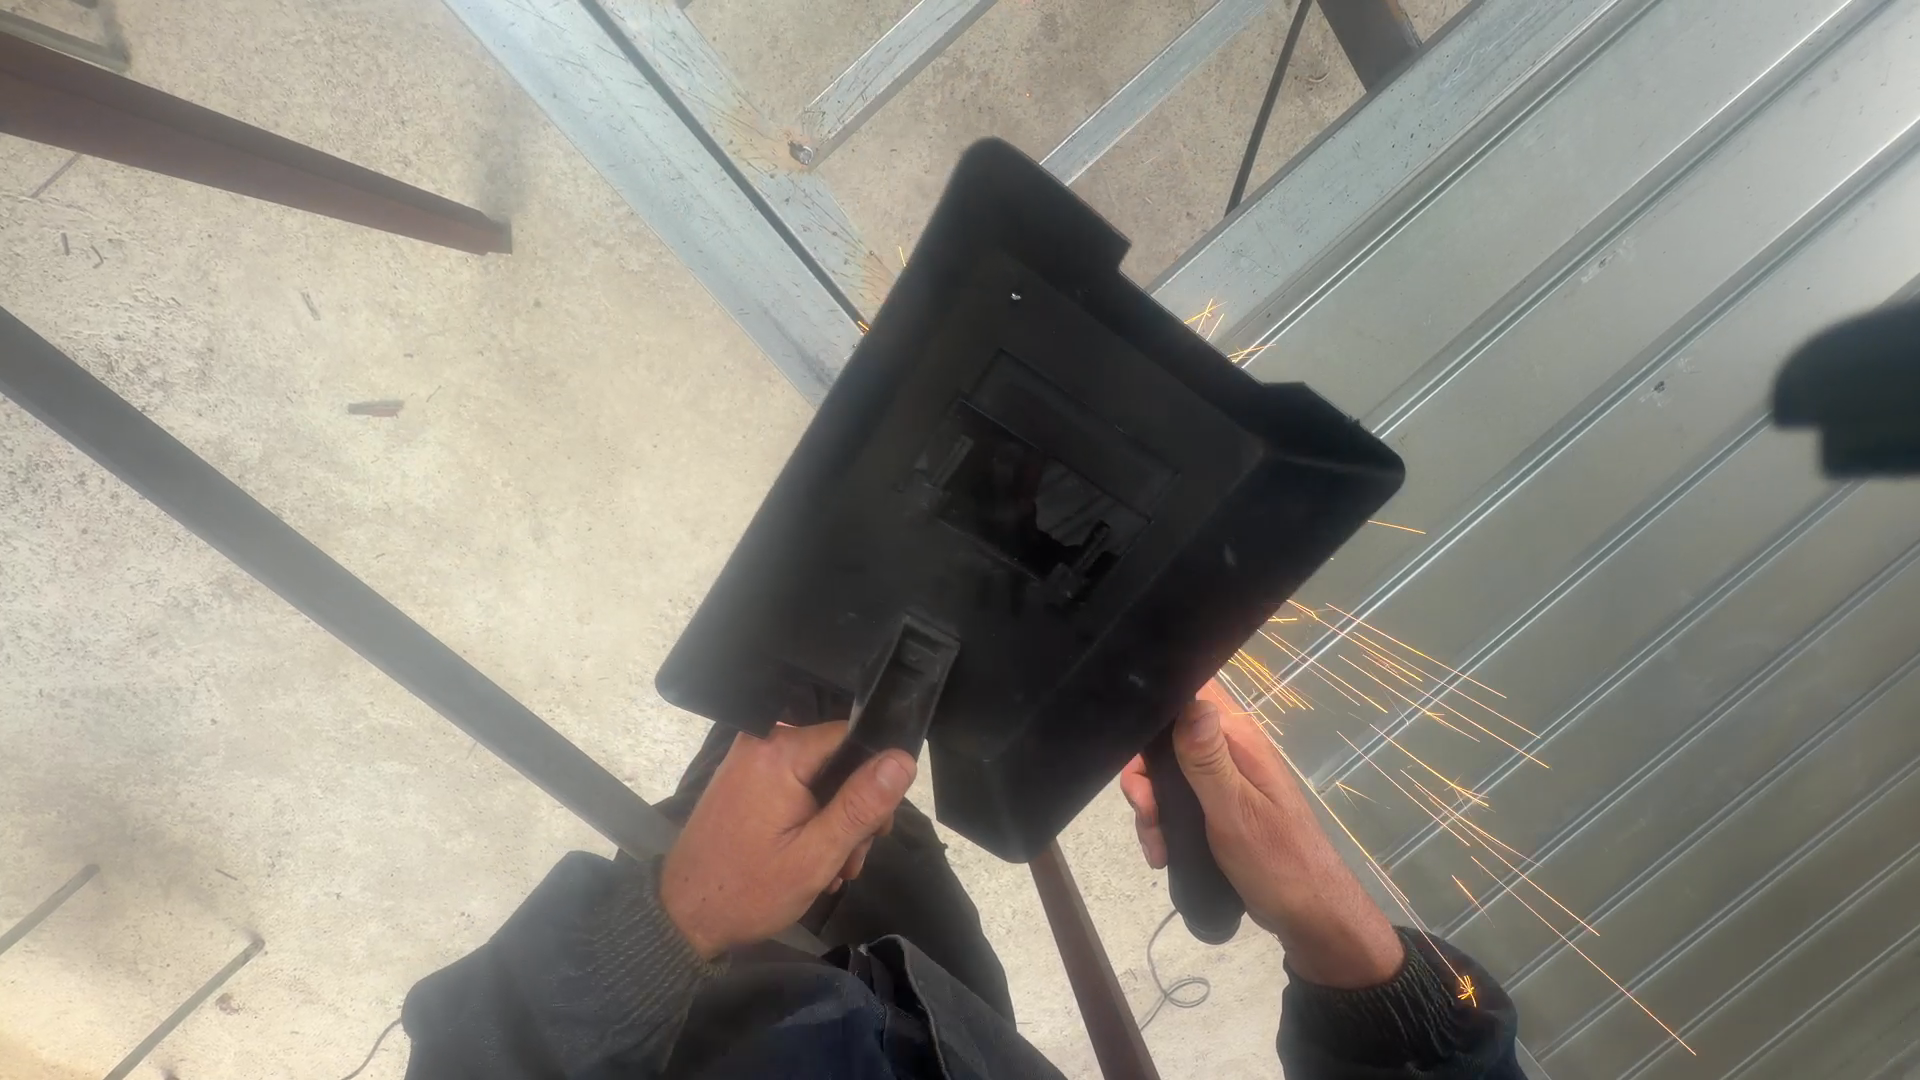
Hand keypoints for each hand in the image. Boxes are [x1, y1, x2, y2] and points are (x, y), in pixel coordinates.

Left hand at [660, 722, 915, 958]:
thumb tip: (903, 760)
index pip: (853, 737)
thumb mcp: (816, 855)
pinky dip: (810, 815)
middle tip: (851, 860)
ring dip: (835, 818)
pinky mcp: (746, 775)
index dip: (874, 778)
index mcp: (780, 750)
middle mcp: (764, 740)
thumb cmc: (747, 891)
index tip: (877, 827)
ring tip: (832, 868)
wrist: (680, 919)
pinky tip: (812, 854)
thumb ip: (861, 804)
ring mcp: (752, 757)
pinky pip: (797, 781)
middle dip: (854, 808)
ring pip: (821, 773)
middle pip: (838, 757)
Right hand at [1120, 684, 1404, 987]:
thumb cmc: (1277, 863)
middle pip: (1167, 739)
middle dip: (1145, 776)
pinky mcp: (1220, 803)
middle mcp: (1231, 748)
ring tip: (1155, 844)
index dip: (1155, 708)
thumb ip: (1207, 758)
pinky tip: (1162, 850)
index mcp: (1237, 739)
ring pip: (1168, 773)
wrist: (1313, 920)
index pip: (1189, 694)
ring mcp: (1226, 777)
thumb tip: (1190, 700)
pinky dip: (1164, 821)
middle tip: (1146, 813)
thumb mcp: (1235, 812)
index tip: (1131, 745)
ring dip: (1152, 806)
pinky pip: (1179, 798)